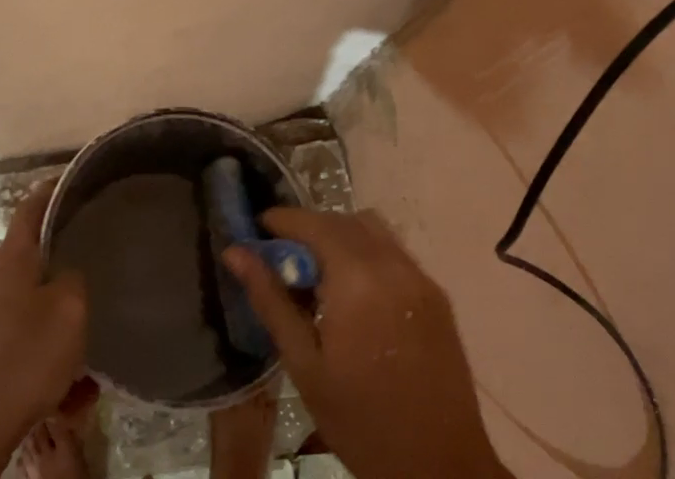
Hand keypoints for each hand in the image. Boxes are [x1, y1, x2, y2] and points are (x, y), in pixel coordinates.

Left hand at [0, 182, 87, 478]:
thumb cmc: (22, 360)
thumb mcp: (69, 314)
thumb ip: (73, 280)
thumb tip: (65, 273)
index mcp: (8, 259)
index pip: (29, 208)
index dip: (49, 190)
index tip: (67, 179)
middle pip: (25, 259)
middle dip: (54, 271)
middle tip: (84, 292)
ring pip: (23, 304)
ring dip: (50, 324)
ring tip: (80, 361)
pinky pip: (14, 336)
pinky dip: (37, 352)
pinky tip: (60, 388)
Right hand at [224, 208, 510, 478]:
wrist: (439, 463)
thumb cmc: (360, 420)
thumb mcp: (304, 364)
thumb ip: (271, 300)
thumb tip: (235, 253)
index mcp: (358, 280)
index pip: (314, 224)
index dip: (282, 220)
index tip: (257, 229)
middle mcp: (394, 265)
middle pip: (345, 220)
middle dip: (310, 228)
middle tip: (282, 258)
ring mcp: (421, 277)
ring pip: (374, 230)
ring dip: (341, 236)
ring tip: (318, 275)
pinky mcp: (437, 294)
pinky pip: (395, 252)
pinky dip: (367, 253)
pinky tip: (353, 293)